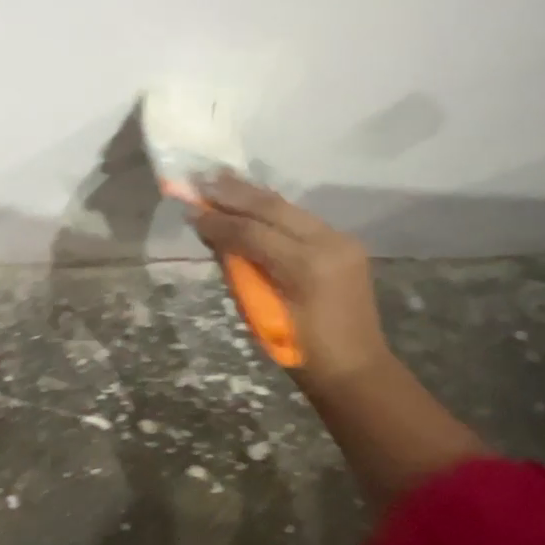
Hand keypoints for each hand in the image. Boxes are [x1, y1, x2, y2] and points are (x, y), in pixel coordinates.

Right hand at [180, 175, 392, 380]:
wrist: (354, 366)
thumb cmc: (298, 350)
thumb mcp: (258, 311)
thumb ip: (237, 268)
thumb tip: (212, 235)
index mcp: (307, 266)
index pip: (252, 232)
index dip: (218, 220)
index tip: (189, 210)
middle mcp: (328, 243)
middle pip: (272, 208)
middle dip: (233, 193)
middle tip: (200, 180)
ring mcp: (340, 239)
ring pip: (287, 207)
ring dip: (251, 193)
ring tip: (219, 178)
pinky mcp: (342, 241)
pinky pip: (298, 217)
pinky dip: (270, 207)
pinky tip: (248, 198)